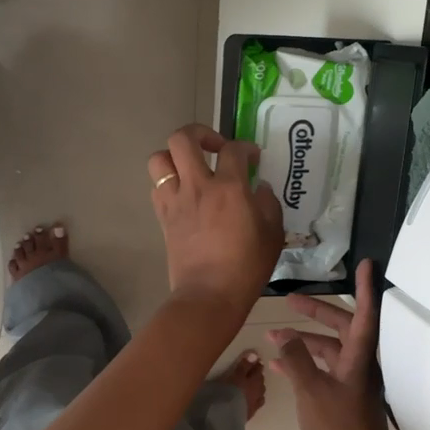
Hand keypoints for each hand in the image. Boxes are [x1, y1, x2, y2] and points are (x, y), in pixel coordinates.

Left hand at [147, 125, 282, 315]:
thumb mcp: (273, 234)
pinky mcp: (163, 218)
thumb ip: (268, 204)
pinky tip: (184, 194)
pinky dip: (168, 183)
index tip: (252, 159)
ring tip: (191, 168)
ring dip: (174, 157)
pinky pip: (157, 187)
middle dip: (199, 133)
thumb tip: (259, 188)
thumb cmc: (246, 268)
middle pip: (183, 139)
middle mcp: (198, 186)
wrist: (209, 296)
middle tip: (215, 148)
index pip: (234, 150)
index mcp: (229, 188)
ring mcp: (176, 201)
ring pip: (159, 159)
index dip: (245, 148)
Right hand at [267, 259, 406, 429]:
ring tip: (272, 336)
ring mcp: (351, 383)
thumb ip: (297, 360)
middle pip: (341, 328)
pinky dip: (303, 364)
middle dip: (316, 312)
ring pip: (329, 350)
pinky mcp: (342, 399)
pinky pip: (322, 371)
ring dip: (303, 341)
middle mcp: (359, 366)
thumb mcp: (312, 392)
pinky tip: (279, 365)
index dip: (366, 288)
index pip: (365, 314)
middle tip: (290, 300)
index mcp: (359, 359)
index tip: (367, 263)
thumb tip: (284, 334)